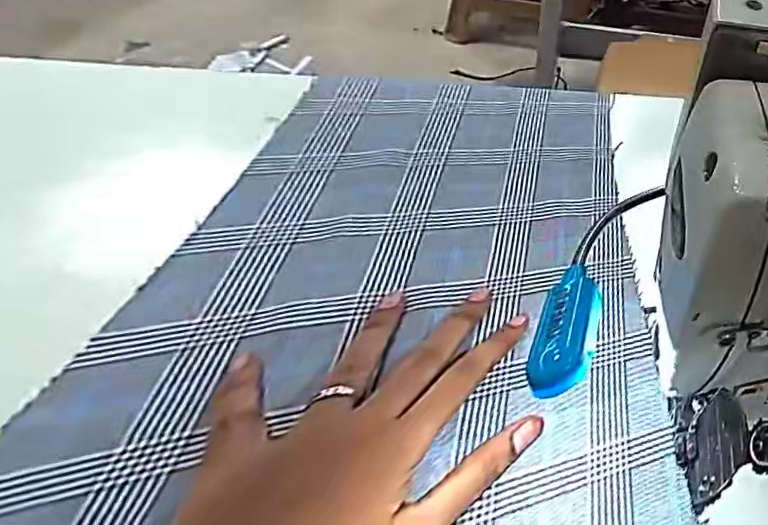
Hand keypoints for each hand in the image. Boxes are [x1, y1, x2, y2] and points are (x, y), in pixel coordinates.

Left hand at [172, 289, 540, 524]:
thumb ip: (474, 474)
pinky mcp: (239, 456)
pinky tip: (246, 361)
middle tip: (477, 294)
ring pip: (349, 369)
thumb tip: (528, 425)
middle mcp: (356, 425)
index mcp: (397, 443)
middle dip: (452, 326)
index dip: (492, 347)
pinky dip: (242, 385)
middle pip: (415, 363)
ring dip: (376, 331)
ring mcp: (299, 434)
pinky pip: (240, 412)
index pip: (459, 380)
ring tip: (396, 299)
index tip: (516, 319)